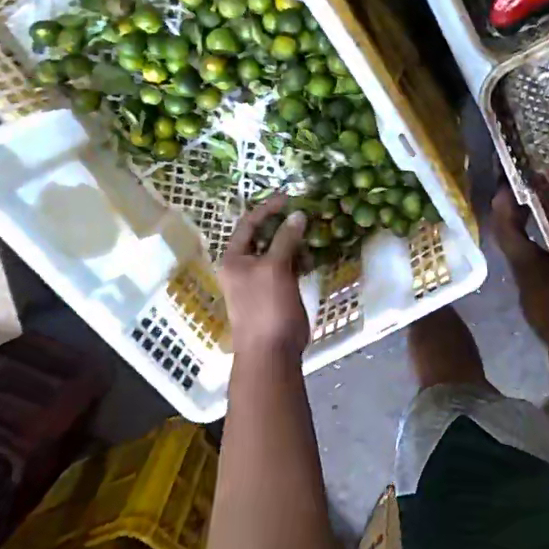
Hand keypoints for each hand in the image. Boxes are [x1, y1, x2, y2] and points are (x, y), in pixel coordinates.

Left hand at [219, 196, 311, 363]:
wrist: (271, 351)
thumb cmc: (266, 307)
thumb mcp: (274, 268)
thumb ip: (285, 239)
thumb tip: (298, 214)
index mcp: (234, 258)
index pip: (249, 224)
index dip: (267, 209)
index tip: (290, 197)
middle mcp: (245, 265)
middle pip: (265, 236)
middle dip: (286, 225)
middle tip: (308, 214)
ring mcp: (262, 279)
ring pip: (280, 251)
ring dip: (296, 242)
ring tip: (315, 236)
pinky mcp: (278, 290)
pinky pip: (289, 267)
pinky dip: (301, 259)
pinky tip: (314, 257)